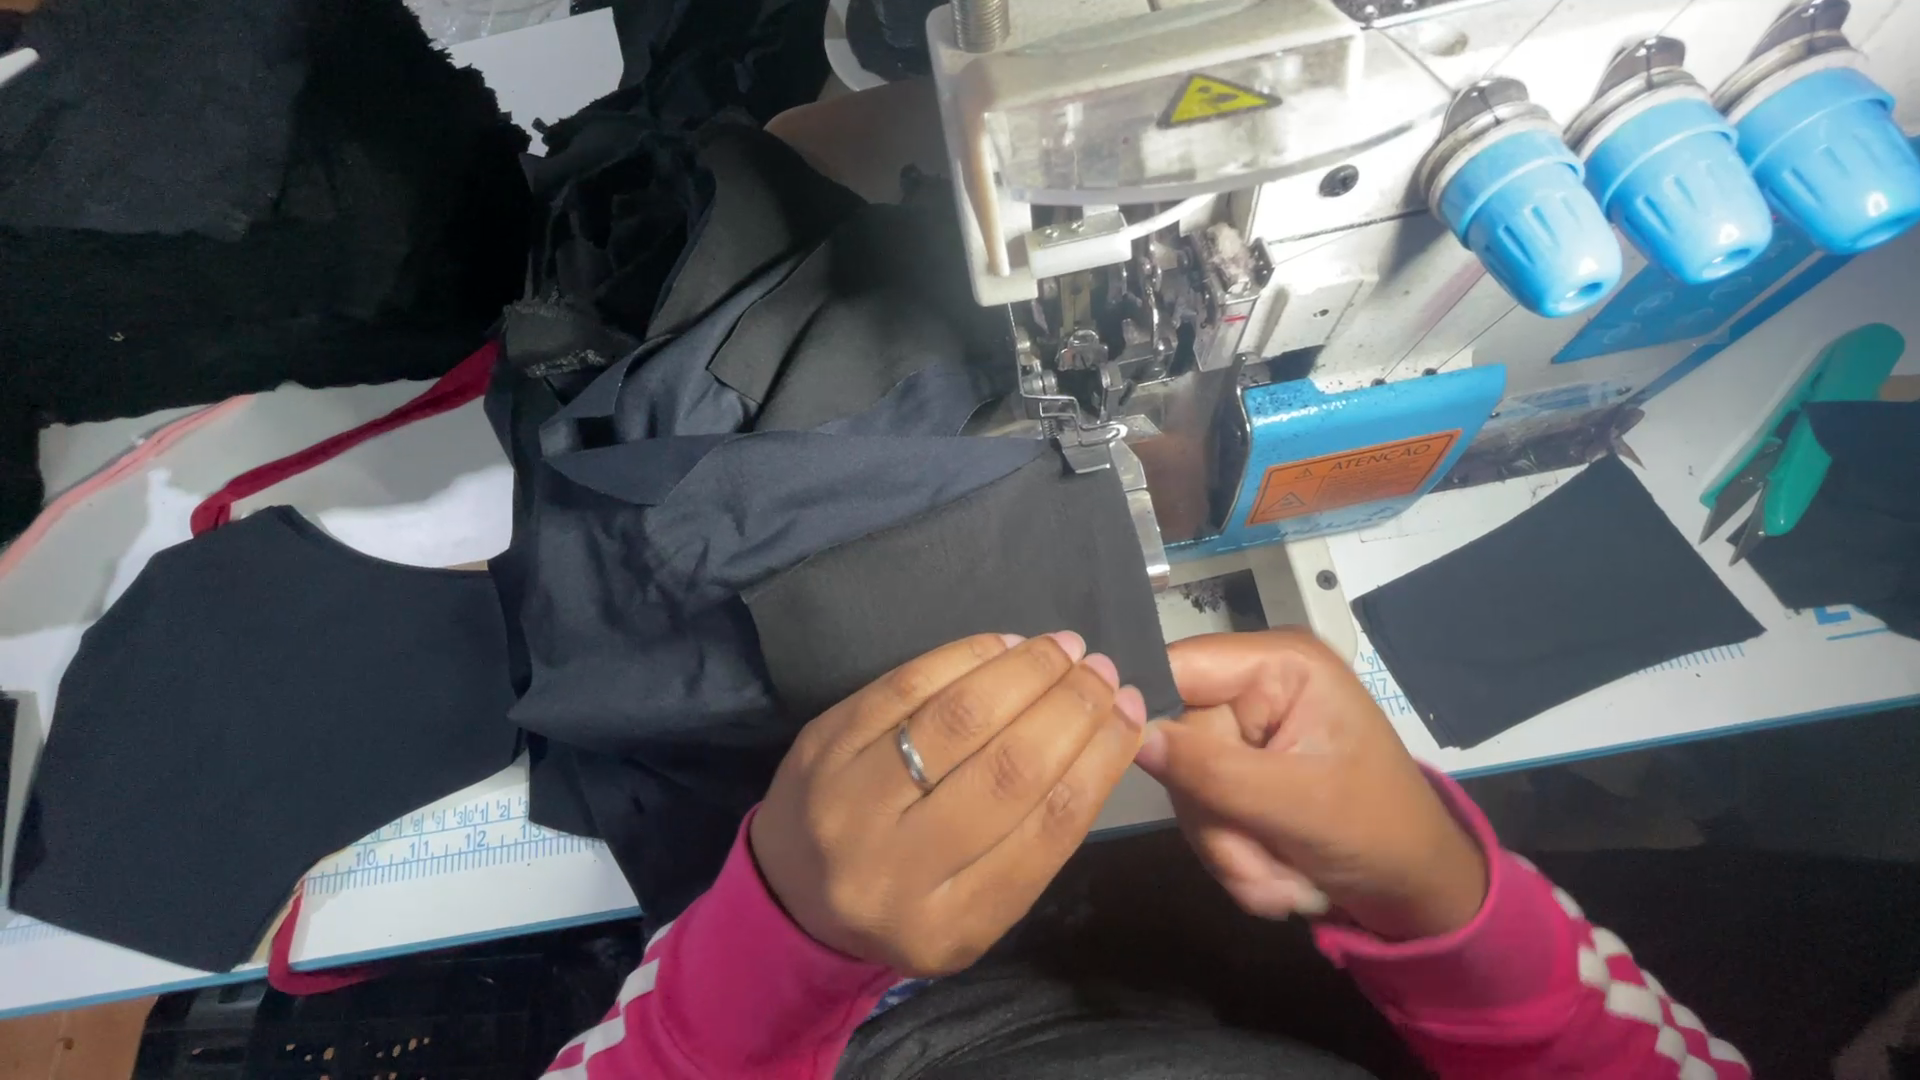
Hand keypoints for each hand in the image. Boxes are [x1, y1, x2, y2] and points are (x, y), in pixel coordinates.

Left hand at [750, 631, 1146, 974]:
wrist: (791, 896)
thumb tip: (1099, 731)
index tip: (1129, 710)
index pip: (1048, 827)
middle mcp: (898, 867)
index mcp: (952, 924)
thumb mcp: (977, 907)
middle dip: (1070, 707)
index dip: (1100, 757)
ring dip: (1024, 671)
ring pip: (958, 717)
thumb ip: (1036, 837)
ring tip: (1063, 648)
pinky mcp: (825, 740)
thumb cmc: (905, 900)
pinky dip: (966, 655)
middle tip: (1101, 670)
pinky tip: (1005, 643)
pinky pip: (906, 683)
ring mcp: (851, 798)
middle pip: (1008, 769)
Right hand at [1133, 630, 1486, 940]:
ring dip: (1224, 843)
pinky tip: (1274, 871)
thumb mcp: (1299, 805)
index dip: (1151, 713)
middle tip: (1258, 862)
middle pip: (1176, 736)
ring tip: (1279, 876)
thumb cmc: (1381, 832)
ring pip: (1182, 779)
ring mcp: (1244, 727)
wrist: (1418, 892)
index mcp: (1279, 664)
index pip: (1180, 666)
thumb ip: (1213, 770)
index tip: (1150, 767)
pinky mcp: (1238, 765)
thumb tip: (1134, 738)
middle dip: (1214, 813)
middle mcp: (1254, 684)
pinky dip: (1229, 850)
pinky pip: (1197, 803)